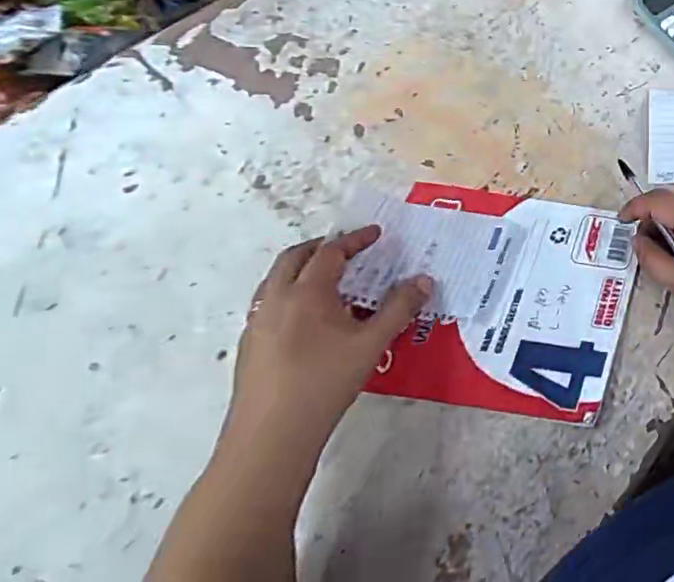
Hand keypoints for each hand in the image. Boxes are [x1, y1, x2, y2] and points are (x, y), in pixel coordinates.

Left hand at [227, 227, 430, 441]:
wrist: (269, 439)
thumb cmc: (324, 382)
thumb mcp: (372, 343)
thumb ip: (399, 308)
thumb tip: (424, 280)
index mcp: (305, 293)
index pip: (330, 253)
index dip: (354, 240)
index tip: (376, 234)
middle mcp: (275, 301)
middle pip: (293, 259)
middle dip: (321, 247)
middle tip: (349, 249)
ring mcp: (256, 326)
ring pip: (276, 282)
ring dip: (302, 270)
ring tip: (332, 280)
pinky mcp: (249, 349)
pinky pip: (270, 305)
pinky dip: (292, 294)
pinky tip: (312, 319)